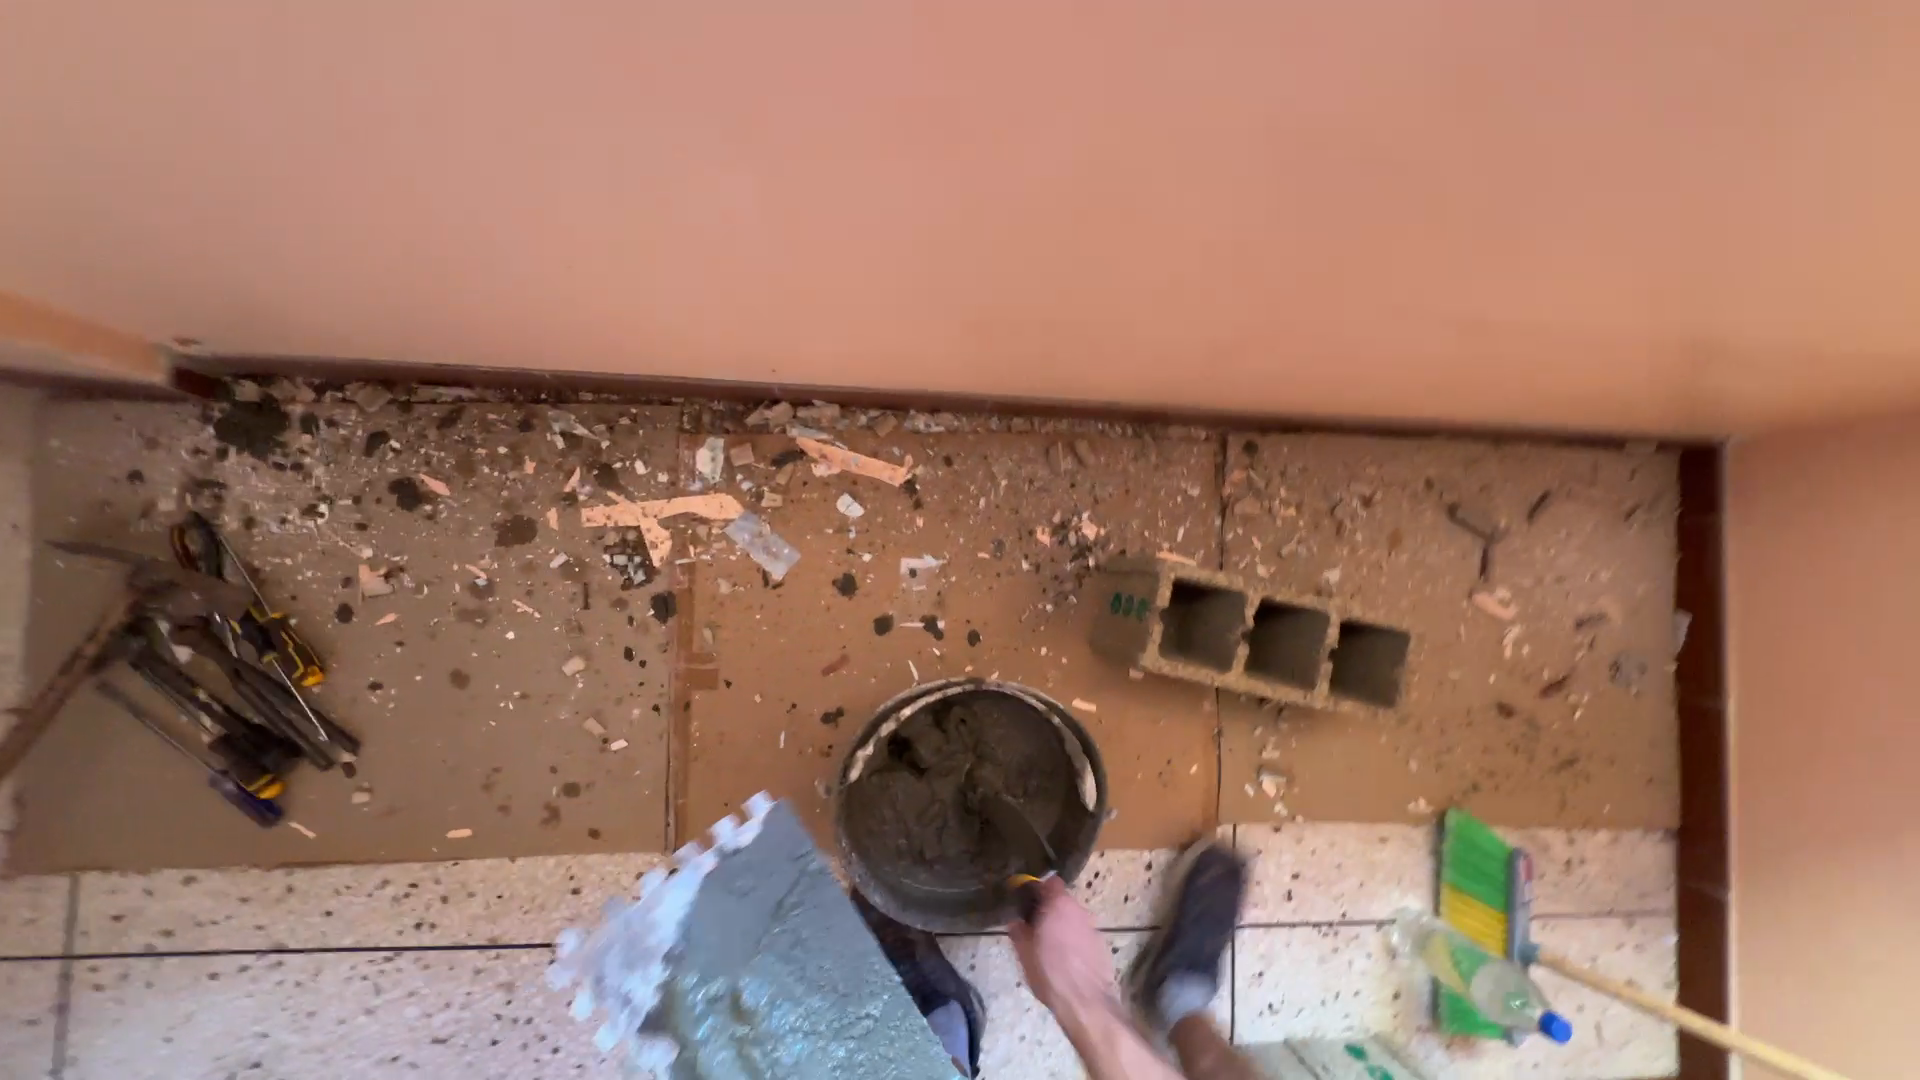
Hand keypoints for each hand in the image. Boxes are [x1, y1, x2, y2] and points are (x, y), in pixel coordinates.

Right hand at [1009, 877, 1118, 1019]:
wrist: (1087, 1003)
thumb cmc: (1050, 973)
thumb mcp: (1025, 954)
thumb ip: (1018, 932)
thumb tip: (1015, 922)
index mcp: (1057, 904)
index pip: (1050, 882)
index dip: (1038, 890)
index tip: (1028, 902)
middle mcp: (1078, 909)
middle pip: (1062, 900)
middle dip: (1050, 910)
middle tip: (1036, 927)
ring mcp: (1093, 927)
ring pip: (1074, 918)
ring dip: (1063, 925)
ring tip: (1052, 946)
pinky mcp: (1102, 945)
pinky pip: (1084, 934)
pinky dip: (1076, 940)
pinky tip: (1068, 960)